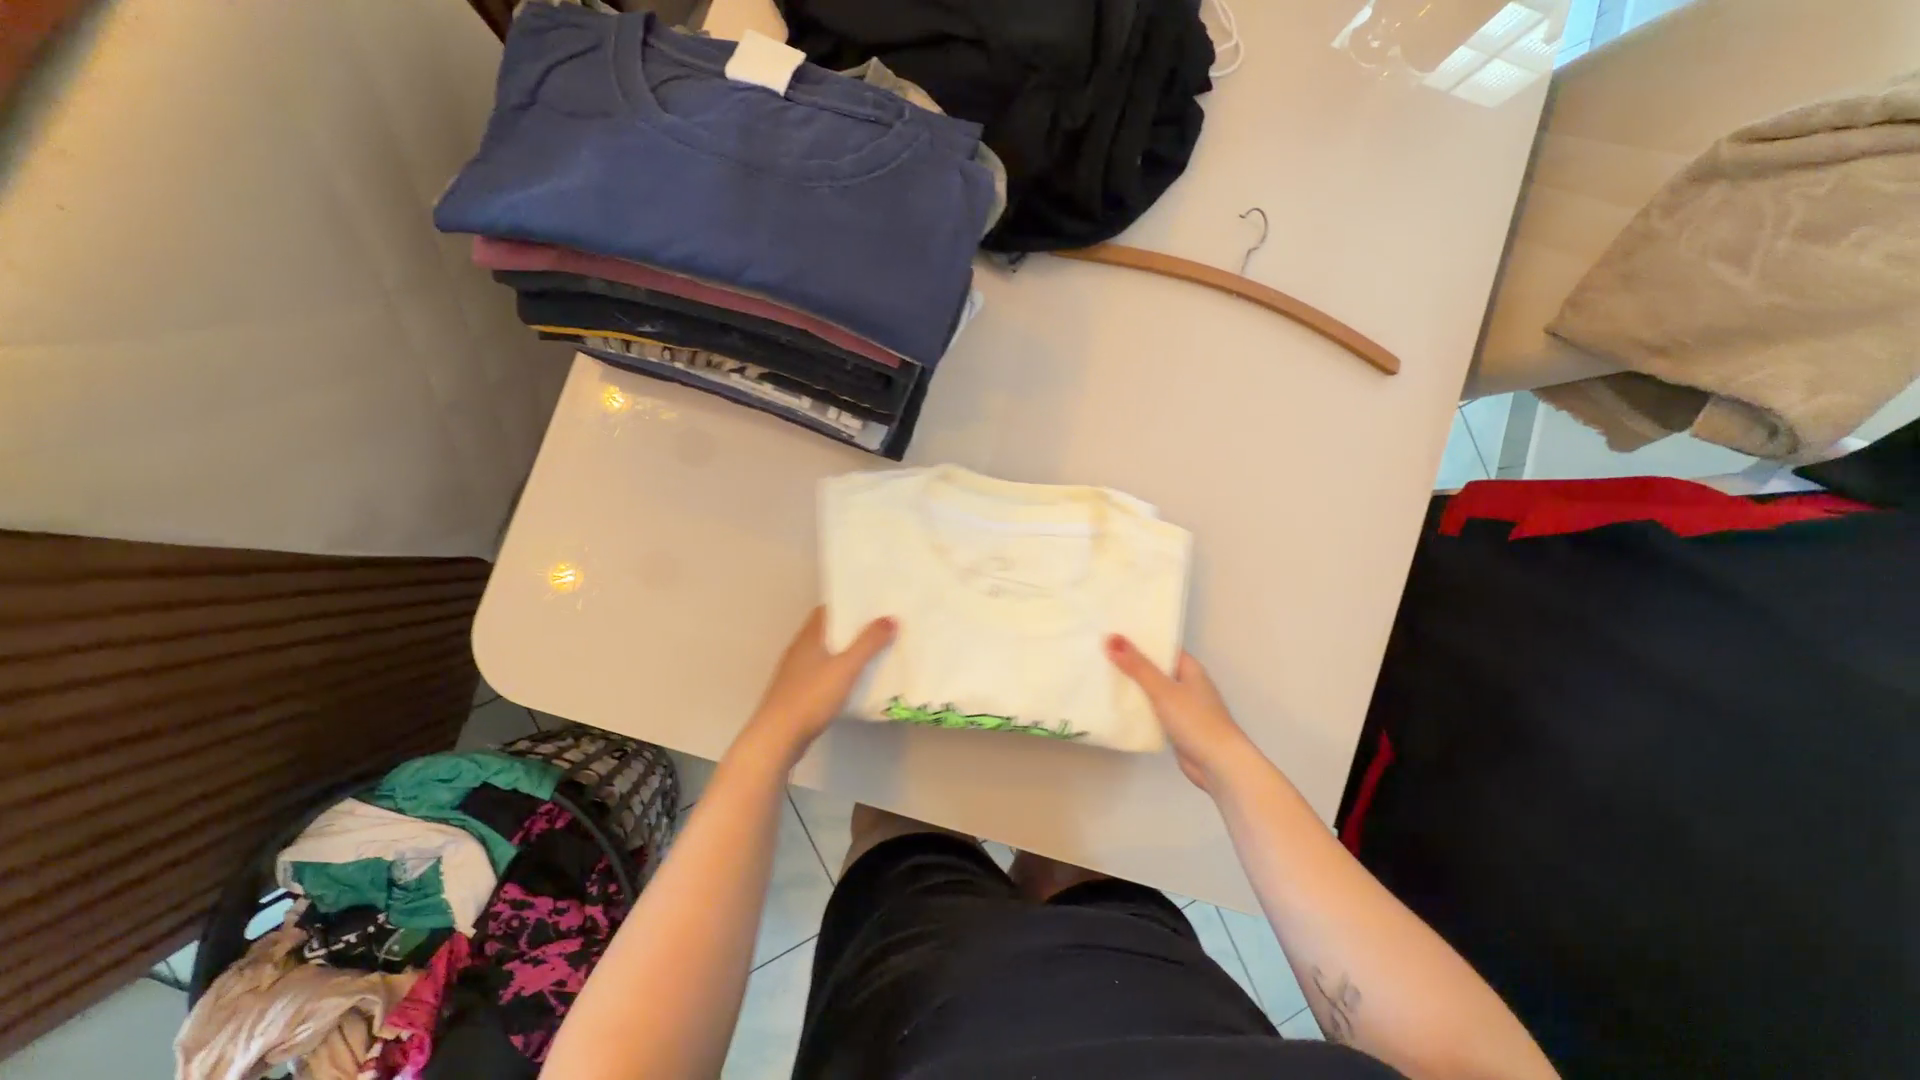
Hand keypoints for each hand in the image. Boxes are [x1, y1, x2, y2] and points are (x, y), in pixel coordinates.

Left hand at [740, 607, 895, 762]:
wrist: (778, 737)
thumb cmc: (810, 697)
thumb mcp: (845, 668)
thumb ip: (868, 643)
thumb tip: (890, 618)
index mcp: (808, 637)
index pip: (828, 610)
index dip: (849, 605)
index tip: (874, 605)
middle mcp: (800, 650)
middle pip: (829, 632)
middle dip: (853, 629)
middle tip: (882, 628)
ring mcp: (796, 673)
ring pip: (826, 654)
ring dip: (847, 652)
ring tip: (875, 652)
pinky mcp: (798, 693)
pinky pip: (823, 674)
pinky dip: (840, 673)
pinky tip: (855, 682)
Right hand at [1106, 635, 1258, 793]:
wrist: (1218, 764)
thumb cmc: (1195, 720)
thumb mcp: (1163, 690)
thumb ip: (1137, 666)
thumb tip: (1111, 638)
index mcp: (1190, 669)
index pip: (1163, 647)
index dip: (1140, 640)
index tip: (1112, 634)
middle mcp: (1187, 685)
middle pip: (1156, 669)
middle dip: (1131, 664)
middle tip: (1099, 654)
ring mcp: (1183, 707)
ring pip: (1152, 692)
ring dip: (1132, 687)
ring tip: (1100, 676)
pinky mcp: (1176, 728)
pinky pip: (1152, 712)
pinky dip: (1137, 709)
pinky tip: (1115, 707)